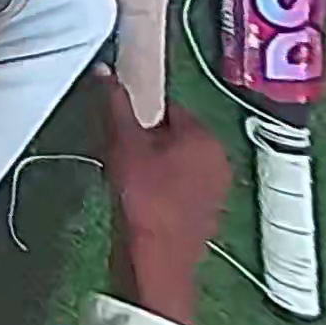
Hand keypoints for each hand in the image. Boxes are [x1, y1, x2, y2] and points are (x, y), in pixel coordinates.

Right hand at [98, 68, 230, 324]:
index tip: (114, 118)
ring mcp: (217, 186)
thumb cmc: (142, 191)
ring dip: (151, 156)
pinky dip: (159, 178)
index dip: (136, 108)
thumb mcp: (121, 140)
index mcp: (205, 137)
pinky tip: (136, 187)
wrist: (155, 253)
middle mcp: (220, 158)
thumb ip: (114, 102)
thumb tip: (105, 70)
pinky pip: (180, 178)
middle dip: (143, 133)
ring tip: (121, 164)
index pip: (167, 104)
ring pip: (176, 156)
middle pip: (172, 131)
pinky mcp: (207, 207)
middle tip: (114, 141)